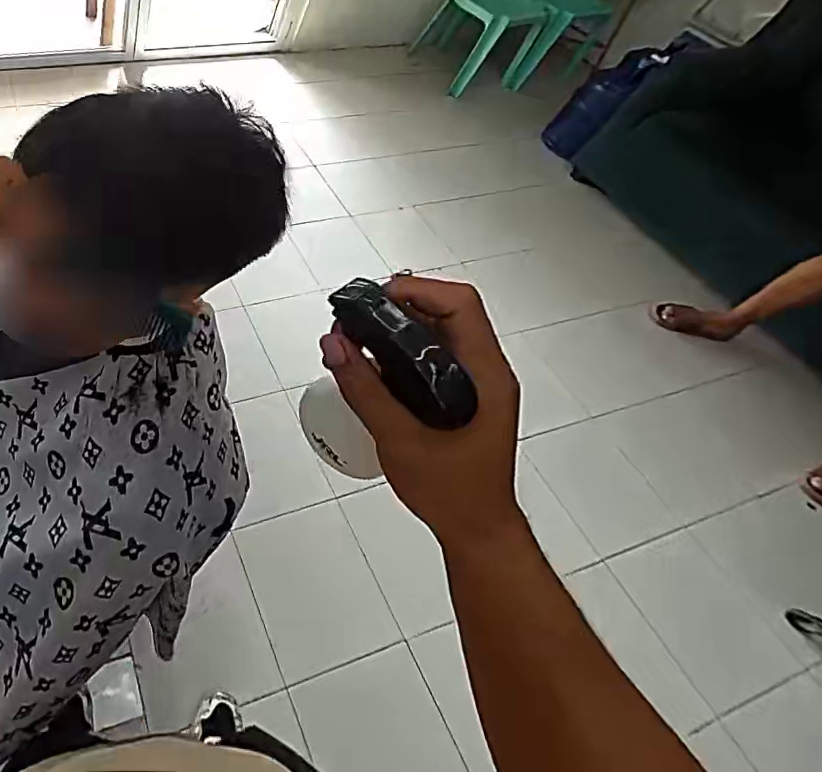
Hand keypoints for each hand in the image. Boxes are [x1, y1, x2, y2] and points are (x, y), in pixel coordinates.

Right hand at [318, 276, 524, 551]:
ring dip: (399, 325)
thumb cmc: (454, 495)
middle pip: (448, 310)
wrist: (477, 531)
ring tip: (360, 334)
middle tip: (360, 315)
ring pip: (439, 329)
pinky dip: (403, 347)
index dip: (418, 290)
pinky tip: (375, 362)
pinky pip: (434, 353)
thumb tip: (335, 346)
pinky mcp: (462, 393)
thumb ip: (364, 390)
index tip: (378, 298)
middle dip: (400, 304)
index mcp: (486, 375)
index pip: (460, 304)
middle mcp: (486, 370)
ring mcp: (476, 381)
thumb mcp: (400, 440)